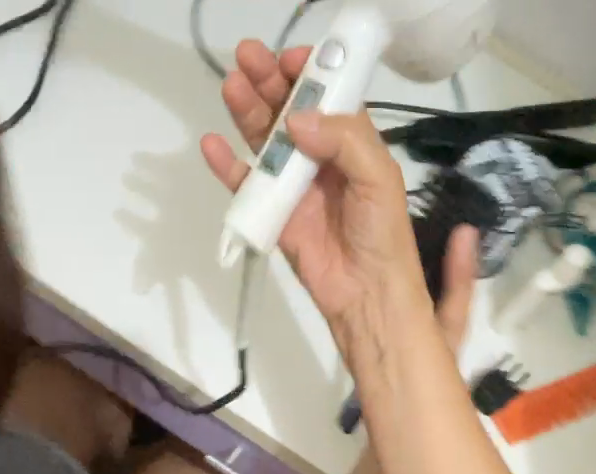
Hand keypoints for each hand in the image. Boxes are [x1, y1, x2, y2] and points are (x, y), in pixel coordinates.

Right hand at [201, 41, 434, 340]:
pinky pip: (247, 186)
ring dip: (247, 113)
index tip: (291, 60)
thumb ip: (345, 140)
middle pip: (289, 114)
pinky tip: (213, 145)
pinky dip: (228, 167)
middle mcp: (321, 159)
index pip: (326, 99)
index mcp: (352, 143)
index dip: (309, 76)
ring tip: (232, 86)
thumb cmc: (382, 233)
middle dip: (269, 84)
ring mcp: (294, 187)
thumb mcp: (378, 177)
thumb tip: (296, 120)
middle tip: (248, 59)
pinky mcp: (274, 215)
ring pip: (265, 142)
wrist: (366, 292)